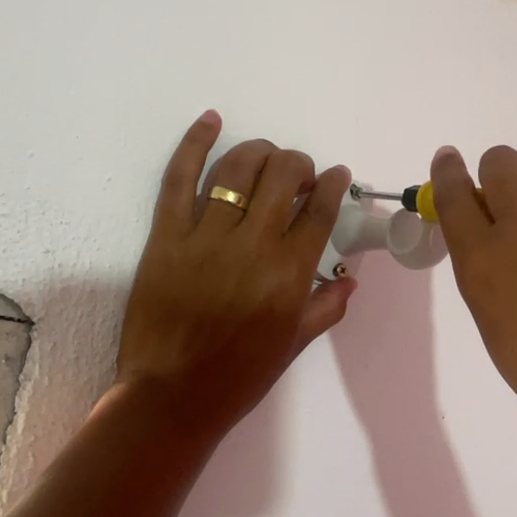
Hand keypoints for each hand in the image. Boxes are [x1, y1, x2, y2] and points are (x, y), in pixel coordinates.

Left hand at [115, 113, 355, 440]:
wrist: (172, 396)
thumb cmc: (239, 376)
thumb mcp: (293, 345)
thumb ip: (325, 307)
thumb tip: (351, 280)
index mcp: (289, 273)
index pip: (320, 211)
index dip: (333, 185)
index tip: (337, 176)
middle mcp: (253, 244)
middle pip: (283, 176)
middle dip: (299, 164)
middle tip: (299, 174)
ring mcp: (205, 236)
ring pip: (237, 168)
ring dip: (259, 151)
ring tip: (266, 156)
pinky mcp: (166, 236)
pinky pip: (179, 178)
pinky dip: (194, 143)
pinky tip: (211, 120)